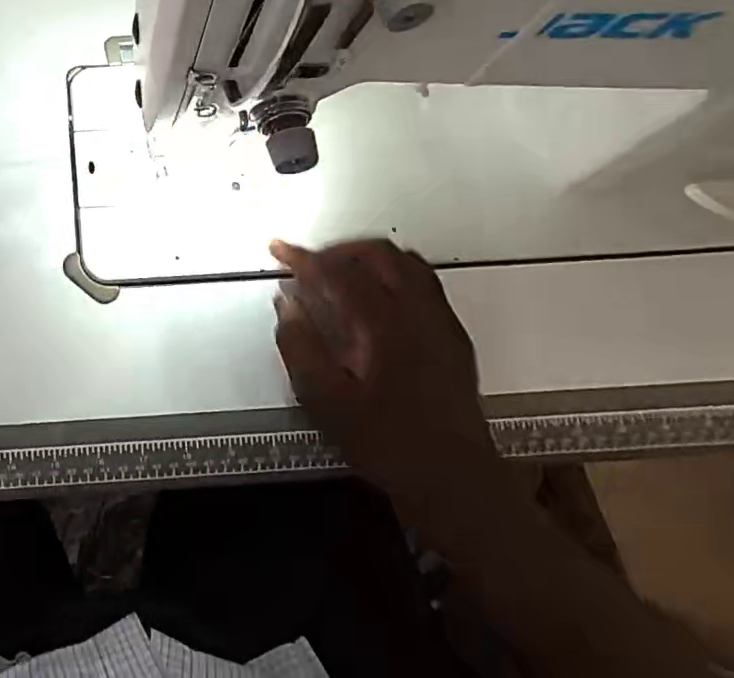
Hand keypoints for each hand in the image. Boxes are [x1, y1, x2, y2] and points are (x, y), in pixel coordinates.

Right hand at [269, 239, 508, 517]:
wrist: (452, 482)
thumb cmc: (387, 443)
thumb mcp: (324, 399)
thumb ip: (299, 345)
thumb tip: (288, 305)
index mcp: (389, 326)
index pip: (341, 272)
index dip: (304, 257)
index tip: (279, 250)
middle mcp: (422, 316)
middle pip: (381, 254)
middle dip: (338, 250)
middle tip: (309, 261)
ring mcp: (443, 325)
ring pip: (407, 263)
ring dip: (367, 259)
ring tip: (337, 273)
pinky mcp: (453, 338)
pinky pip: (423, 284)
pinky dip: (390, 275)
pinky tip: (372, 299)